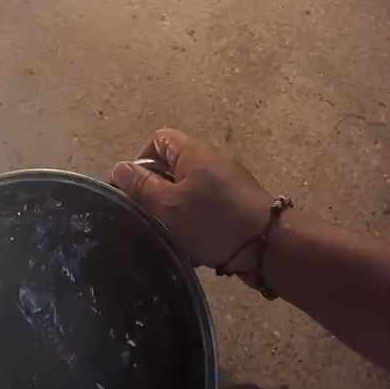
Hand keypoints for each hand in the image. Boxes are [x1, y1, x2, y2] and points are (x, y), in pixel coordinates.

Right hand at [111, 128, 275, 268]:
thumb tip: (120, 167)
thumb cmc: (214, 221)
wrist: (269, 247)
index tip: (134, 192)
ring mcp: (227, 181)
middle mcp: (211, 158)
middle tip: (150, 219)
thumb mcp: (170, 206)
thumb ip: (143, 187)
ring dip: (176, 211)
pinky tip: (195, 248)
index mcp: (193, 151)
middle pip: (172, 166)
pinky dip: (197, 222)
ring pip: (189, 190)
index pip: (157, 140)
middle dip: (158, 192)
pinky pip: (207, 206)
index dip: (140, 162)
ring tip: (172, 237)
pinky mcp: (238, 203)